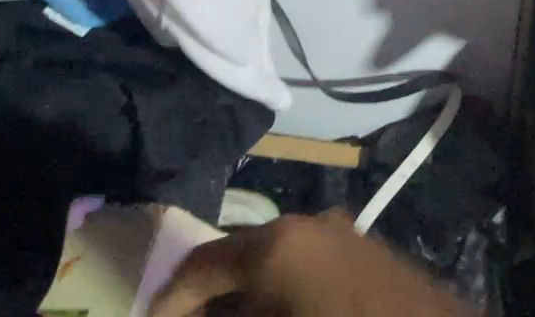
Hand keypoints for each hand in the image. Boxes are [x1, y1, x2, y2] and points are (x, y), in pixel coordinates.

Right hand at [150, 212, 471, 316]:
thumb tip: (190, 312)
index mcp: (277, 243)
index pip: (199, 265)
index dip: (169, 303)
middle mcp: (306, 225)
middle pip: (236, 261)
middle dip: (210, 304)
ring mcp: (340, 235)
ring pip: (272, 266)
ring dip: (247, 302)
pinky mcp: (364, 253)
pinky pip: (305, 272)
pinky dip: (281, 298)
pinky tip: (280, 316)